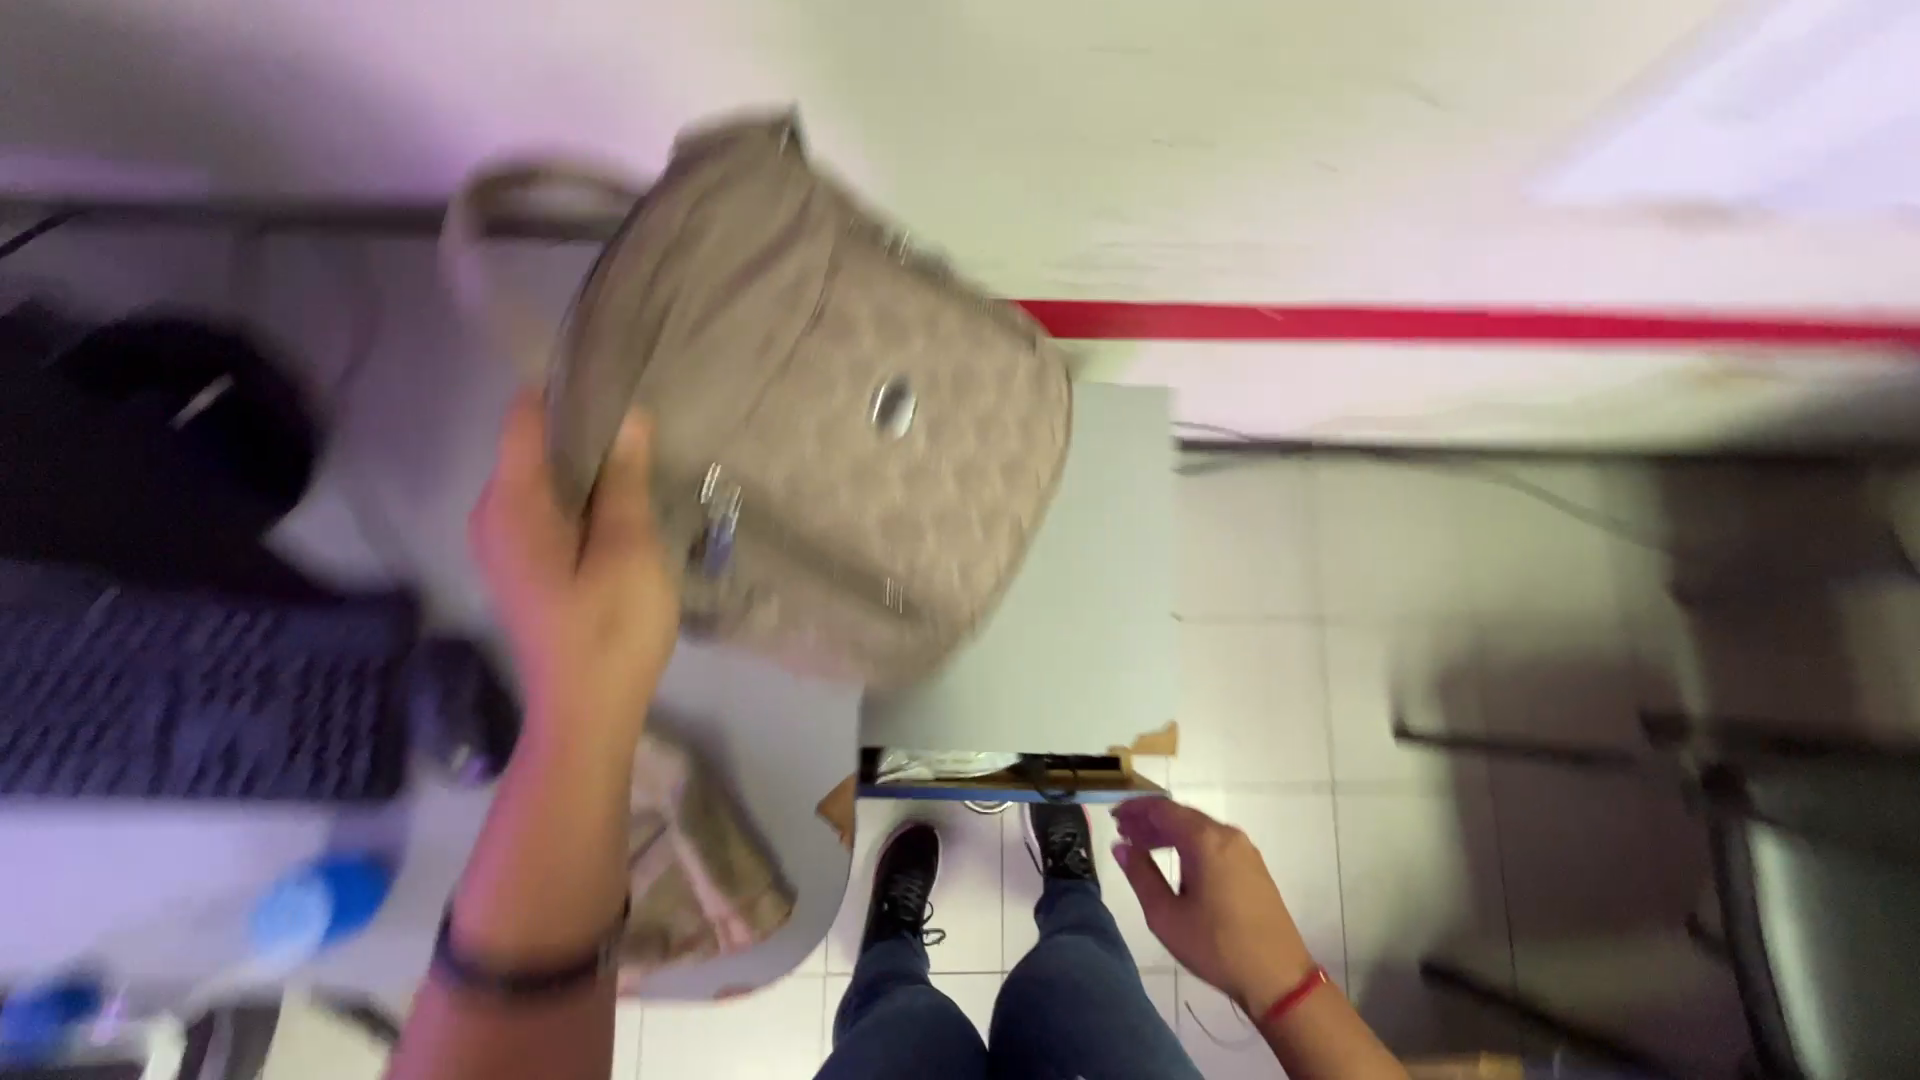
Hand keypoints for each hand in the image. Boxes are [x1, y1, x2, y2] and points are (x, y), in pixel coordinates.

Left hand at [469, 391, 679, 745]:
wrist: (588, 713)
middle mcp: (492, 517)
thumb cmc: (609, 629)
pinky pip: (548, 513)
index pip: (526, 418)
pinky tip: (622, 510)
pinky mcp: (523, 570)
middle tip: (646, 430)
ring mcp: (504, 546)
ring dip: (589, 469)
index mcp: (510, 504)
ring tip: (642, 463)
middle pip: (535, 449)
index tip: (617, 377)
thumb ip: (623, 480)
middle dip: (586, 432)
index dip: (567, 390)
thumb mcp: (628, 548)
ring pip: (546, 483)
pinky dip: (581, 501)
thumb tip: (629, 420)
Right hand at [1112, 798, 1317, 1014]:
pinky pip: (1213, 842)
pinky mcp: (1253, 867)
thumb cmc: (1216, 946)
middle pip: (1181, 815)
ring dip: (1168, 833)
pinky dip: (1189, 844)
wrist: (1279, 978)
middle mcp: (1227, 835)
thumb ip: (1140, 875)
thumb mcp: (1166, 915)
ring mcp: (1244, 850)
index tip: (1113, 817)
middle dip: (1149, 821)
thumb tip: (1121, 847)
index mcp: (1205, 840)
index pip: (1162, 808)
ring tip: (1143, 847)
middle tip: (1123, 834)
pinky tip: (1175, 862)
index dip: (1135, 809)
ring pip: (1198, 828)